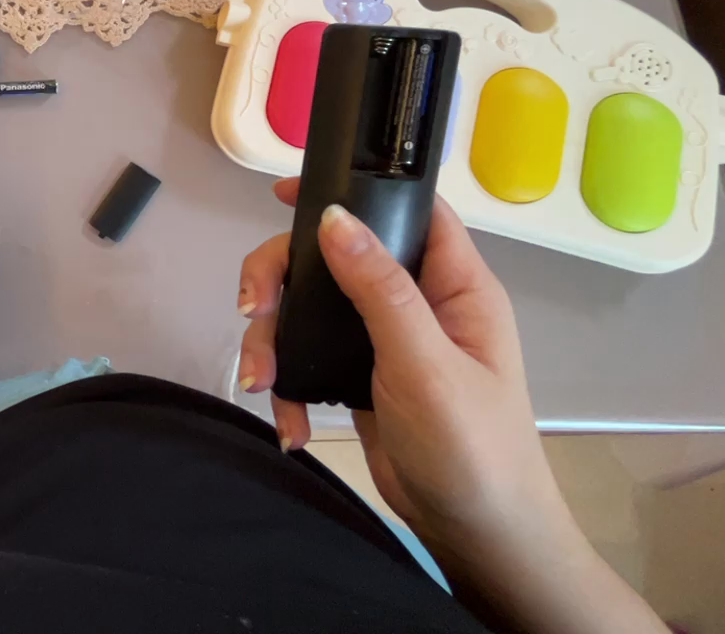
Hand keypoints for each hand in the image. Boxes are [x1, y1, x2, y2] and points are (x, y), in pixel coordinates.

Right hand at [237, 180, 579, 570]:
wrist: (474, 535)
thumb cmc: (472, 447)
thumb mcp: (425, 364)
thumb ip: (380, 289)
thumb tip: (332, 216)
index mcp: (450, 287)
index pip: (404, 211)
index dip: (350, 190)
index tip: (284, 194)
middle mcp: (411, 301)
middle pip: (325, 257)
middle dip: (276, 281)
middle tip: (250, 310)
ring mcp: (377, 336)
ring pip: (300, 304)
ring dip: (269, 340)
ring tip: (259, 381)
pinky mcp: (350, 369)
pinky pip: (299, 351)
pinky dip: (284, 380)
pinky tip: (287, 417)